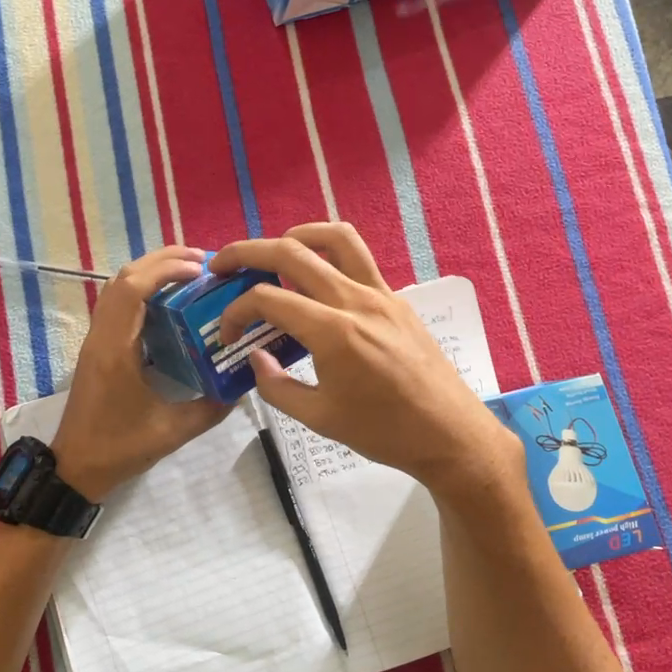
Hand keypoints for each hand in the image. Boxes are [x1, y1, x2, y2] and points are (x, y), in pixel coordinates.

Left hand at [51, 246, 232, 501]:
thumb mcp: (173, 431)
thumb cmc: (120, 449)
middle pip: (122, 278)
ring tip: (187, 273)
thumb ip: (211, 407)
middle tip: (201, 261)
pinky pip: (115, 306)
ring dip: (148, 273)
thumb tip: (243, 384)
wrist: (76, 468)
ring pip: (116, 289)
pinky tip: (168, 302)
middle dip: (160, 261)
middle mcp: (101, 337)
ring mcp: (94, 341)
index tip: (200, 268)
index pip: (133, 289)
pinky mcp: (96, 349)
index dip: (165, 269)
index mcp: (116, 350)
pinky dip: (140, 291)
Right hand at [212, 223, 522, 497]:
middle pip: (291, 251)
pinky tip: (314, 280)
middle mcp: (355, 300)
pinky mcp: (395, 299)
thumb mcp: (318, 418)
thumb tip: (254, 358)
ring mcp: (380, 294)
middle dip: (247, 252)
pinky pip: (358, 258)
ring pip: (333, 237)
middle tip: (221, 266)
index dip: (235, 311)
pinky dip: (327, 255)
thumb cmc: (383, 432)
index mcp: (332, 332)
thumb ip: (276, 386)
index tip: (228, 334)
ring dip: (295, 236)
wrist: (450, 435)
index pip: (267, 299)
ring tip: (273, 253)